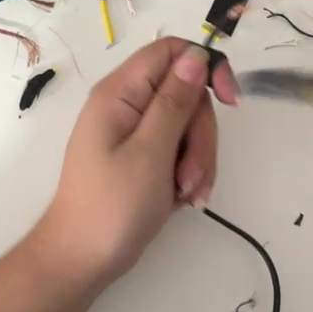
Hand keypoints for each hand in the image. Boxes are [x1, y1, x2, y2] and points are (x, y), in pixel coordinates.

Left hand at [32, 37, 239, 284]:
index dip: (205, 67)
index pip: (171, 52)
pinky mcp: (142, 157)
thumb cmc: (112, 206)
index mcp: (120, 92)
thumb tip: (196, 55)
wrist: (82, 259)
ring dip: (197, 160)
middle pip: (186, 94)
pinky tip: (183, 199)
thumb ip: (174, 101)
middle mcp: (127, 105)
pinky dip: (188, 173)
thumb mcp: (150, 151)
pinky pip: (179, 151)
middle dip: (200, 135)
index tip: (230, 100)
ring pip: (188, 126)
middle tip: (192, 175)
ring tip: (186, 194)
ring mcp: (135, 132)